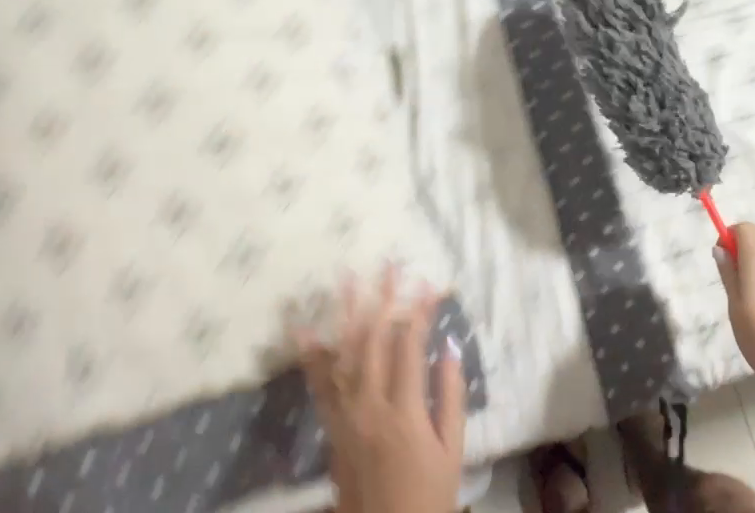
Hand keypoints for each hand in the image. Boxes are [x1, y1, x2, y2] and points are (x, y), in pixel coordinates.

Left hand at [297, 269, 466, 512]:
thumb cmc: (427, 497)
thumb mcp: (452, 451)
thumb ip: (450, 397)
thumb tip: (450, 347)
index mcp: (405, 411)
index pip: (410, 346)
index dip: (420, 311)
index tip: (430, 284)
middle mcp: (370, 405)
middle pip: (374, 339)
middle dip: (382, 298)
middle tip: (387, 264)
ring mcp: (345, 415)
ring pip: (344, 353)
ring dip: (346, 312)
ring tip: (346, 277)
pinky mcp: (331, 427)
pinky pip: (319, 383)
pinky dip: (311, 353)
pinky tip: (303, 327)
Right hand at [715, 223, 754, 389]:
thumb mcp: (734, 304)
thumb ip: (728, 274)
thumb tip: (720, 249)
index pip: (745, 228)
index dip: (730, 236)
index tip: (721, 258)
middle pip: (754, 245)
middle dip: (737, 257)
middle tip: (728, 286)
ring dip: (749, 273)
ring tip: (741, 305)